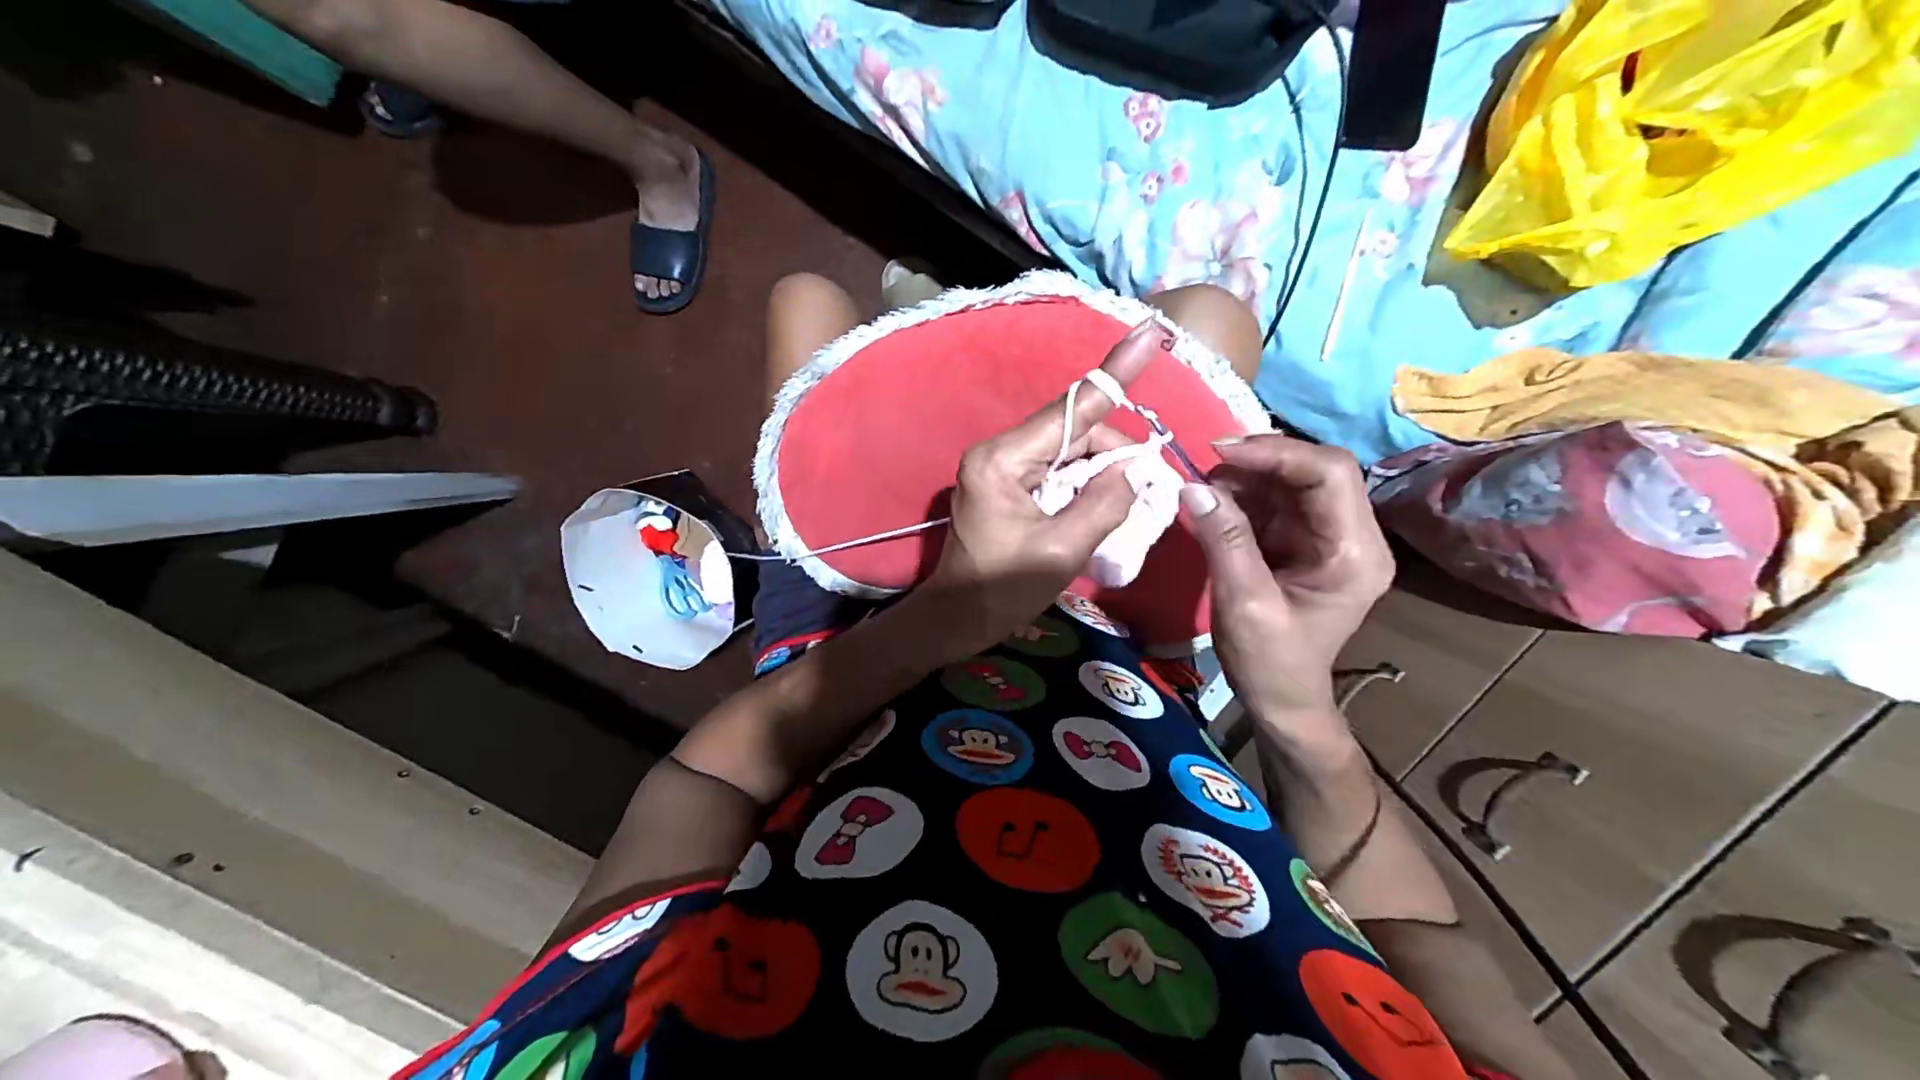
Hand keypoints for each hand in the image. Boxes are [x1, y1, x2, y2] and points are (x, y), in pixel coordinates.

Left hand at [920, 318, 1166, 655]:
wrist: (957, 619)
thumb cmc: (1003, 590)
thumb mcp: (1062, 550)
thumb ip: (1104, 504)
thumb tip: (1132, 472)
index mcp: (1003, 460)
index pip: (1071, 408)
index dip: (1117, 371)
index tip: (1152, 331)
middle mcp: (999, 452)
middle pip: (1074, 432)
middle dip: (1114, 455)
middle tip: (1144, 490)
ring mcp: (1000, 467)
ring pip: (1069, 451)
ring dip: (1101, 473)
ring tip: (1126, 505)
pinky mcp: (1006, 484)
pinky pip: (1057, 470)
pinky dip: (1084, 485)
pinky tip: (1103, 504)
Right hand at [1181, 436, 1393, 752]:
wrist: (1282, 700)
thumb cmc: (1271, 663)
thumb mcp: (1245, 604)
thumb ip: (1224, 541)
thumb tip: (1193, 486)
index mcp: (1354, 553)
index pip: (1331, 474)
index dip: (1277, 453)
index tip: (1220, 451)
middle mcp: (1352, 535)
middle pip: (1315, 470)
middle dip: (1260, 459)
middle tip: (1206, 462)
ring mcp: (1326, 536)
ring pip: (1292, 479)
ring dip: (1246, 475)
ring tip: (1202, 487)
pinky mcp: (1301, 540)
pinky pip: (1275, 500)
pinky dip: (1241, 492)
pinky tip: (1213, 500)